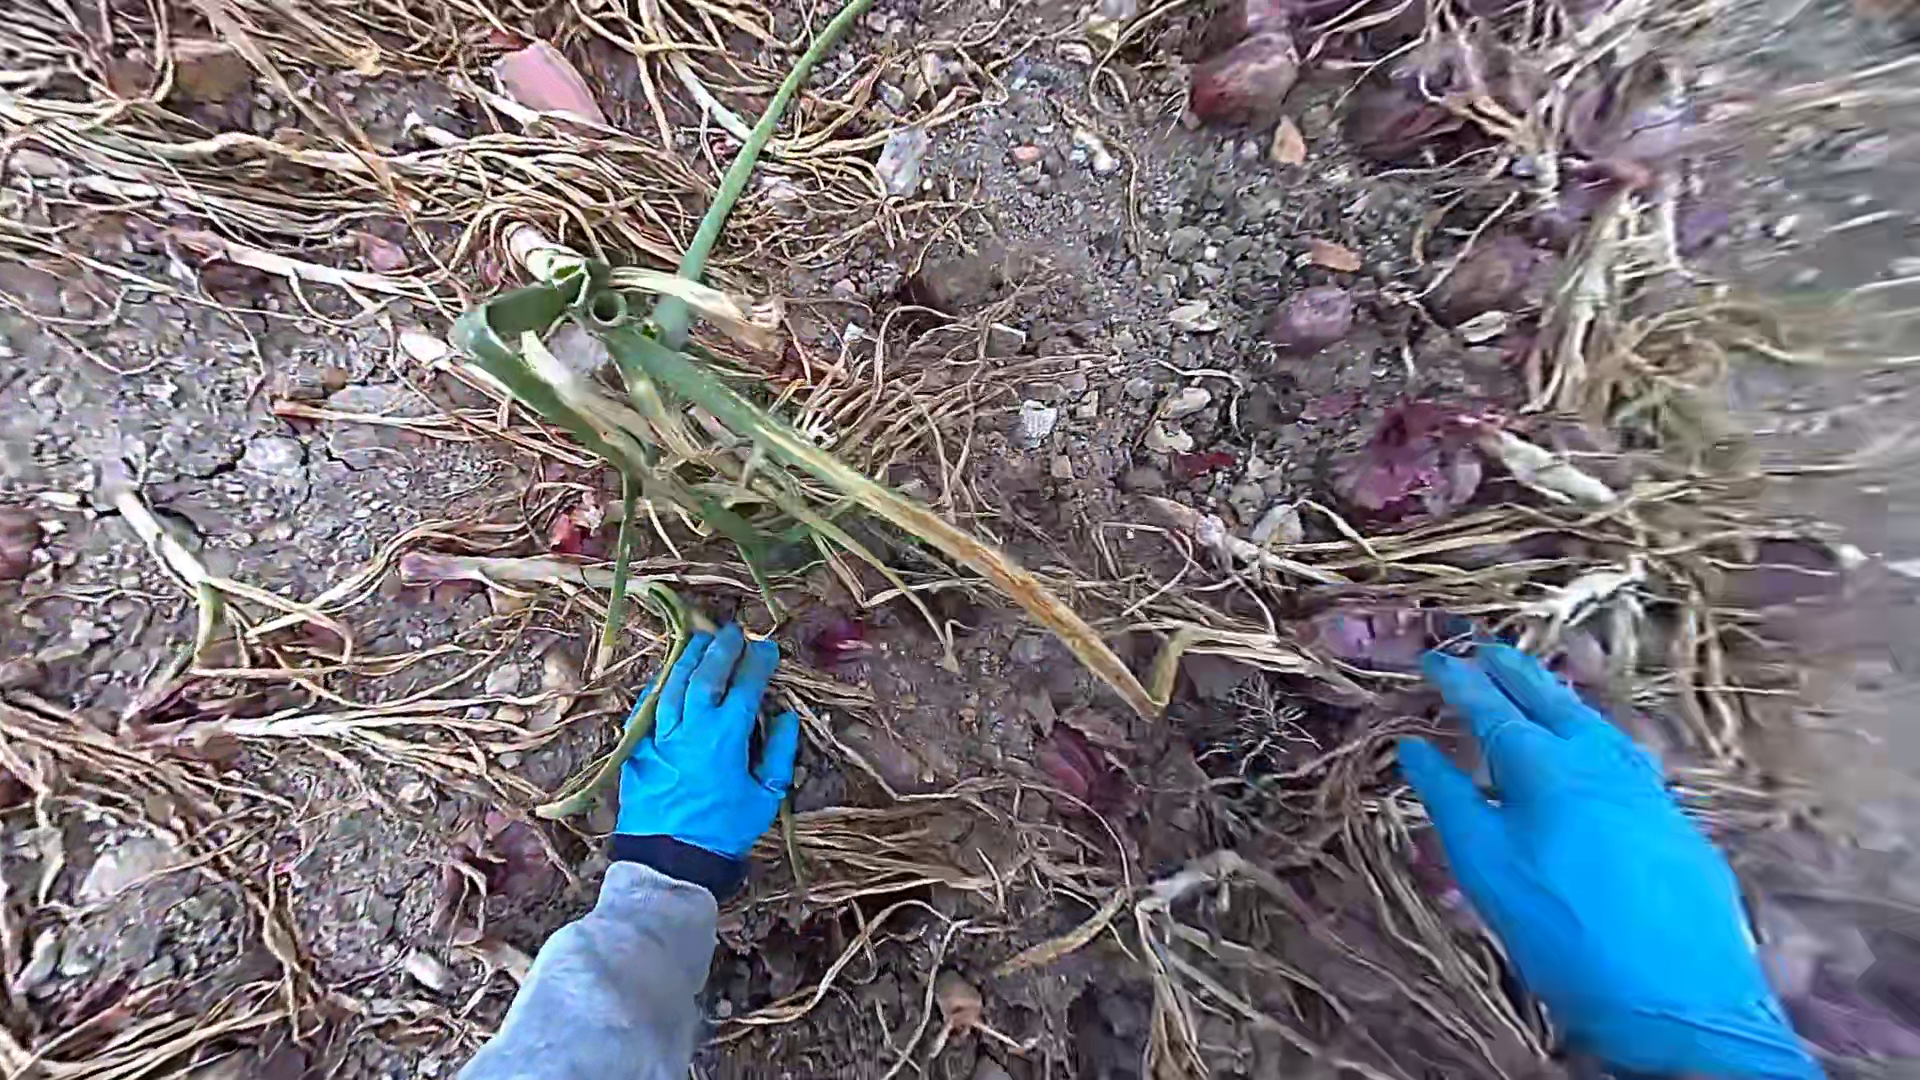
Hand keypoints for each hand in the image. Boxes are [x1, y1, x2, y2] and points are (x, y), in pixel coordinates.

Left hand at [617, 622, 799, 859]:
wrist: (669, 863)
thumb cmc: (725, 829)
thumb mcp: (766, 795)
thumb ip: (779, 751)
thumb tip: (785, 715)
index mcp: (726, 736)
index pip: (746, 685)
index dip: (758, 662)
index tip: (766, 648)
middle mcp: (692, 728)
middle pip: (707, 674)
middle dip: (722, 648)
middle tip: (733, 631)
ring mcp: (660, 736)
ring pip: (674, 685)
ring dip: (689, 658)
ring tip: (700, 639)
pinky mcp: (637, 750)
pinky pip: (647, 708)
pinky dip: (659, 686)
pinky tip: (668, 676)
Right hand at [1400, 644, 1818, 1078]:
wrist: (1677, 1010)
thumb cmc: (1553, 920)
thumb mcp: (1478, 855)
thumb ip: (1444, 792)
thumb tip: (1413, 747)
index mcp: (1546, 768)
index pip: (1490, 708)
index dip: (1457, 680)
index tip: (1432, 657)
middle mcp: (1601, 767)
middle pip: (1552, 702)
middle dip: (1514, 671)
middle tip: (1484, 646)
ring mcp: (1647, 795)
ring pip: (1596, 726)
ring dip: (1557, 697)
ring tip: (1534, 683)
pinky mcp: (1674, 826)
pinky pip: (1623, 756)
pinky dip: (1590, 732)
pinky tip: (1584, 745)